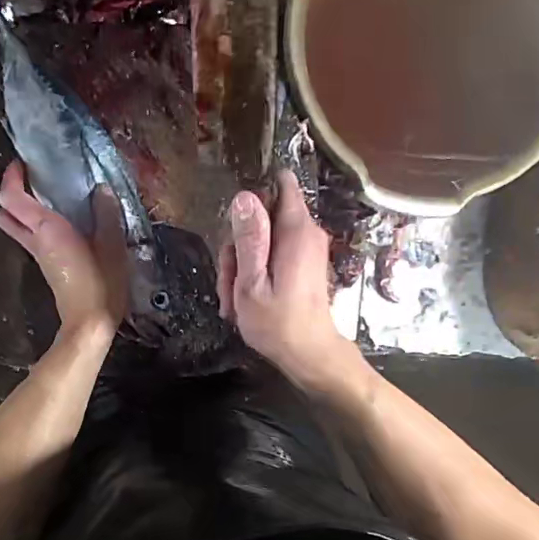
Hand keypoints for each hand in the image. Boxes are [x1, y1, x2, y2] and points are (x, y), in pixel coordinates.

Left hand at [0, 161, 126, 343]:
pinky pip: (33, 237)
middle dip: (12, 193)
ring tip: (48, 198)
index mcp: (47, 228)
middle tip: (32, 180)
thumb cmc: (100, 283)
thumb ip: (106, 215)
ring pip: (17, 226)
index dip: (11, 177)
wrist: (90, 322)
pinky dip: (37, 225)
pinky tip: (63, 223)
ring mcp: (39, 255)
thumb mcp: (111, 246)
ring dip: (22, 211)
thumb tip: (102, 190)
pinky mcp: (48, 266)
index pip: (12, 197)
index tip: (22, 164)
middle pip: (6, 212)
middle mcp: (36, 239)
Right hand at [218, 166, 365, 393]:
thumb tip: (244, 196)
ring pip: (263, 240)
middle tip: (229, 282)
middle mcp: (307, 233)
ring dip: (242, 266)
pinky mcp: (303, 263)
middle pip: (263, 218)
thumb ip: (249, 239)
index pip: (282, 184)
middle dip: (239, 246)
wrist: (309, 355)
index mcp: (296, 231)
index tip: (237, 224)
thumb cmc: (278, 324)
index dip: (254, 195)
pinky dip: (255, 274)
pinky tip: (245, 300)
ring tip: (235, 299)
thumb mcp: (251, 282)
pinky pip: (273, 255)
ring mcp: (306, 248)